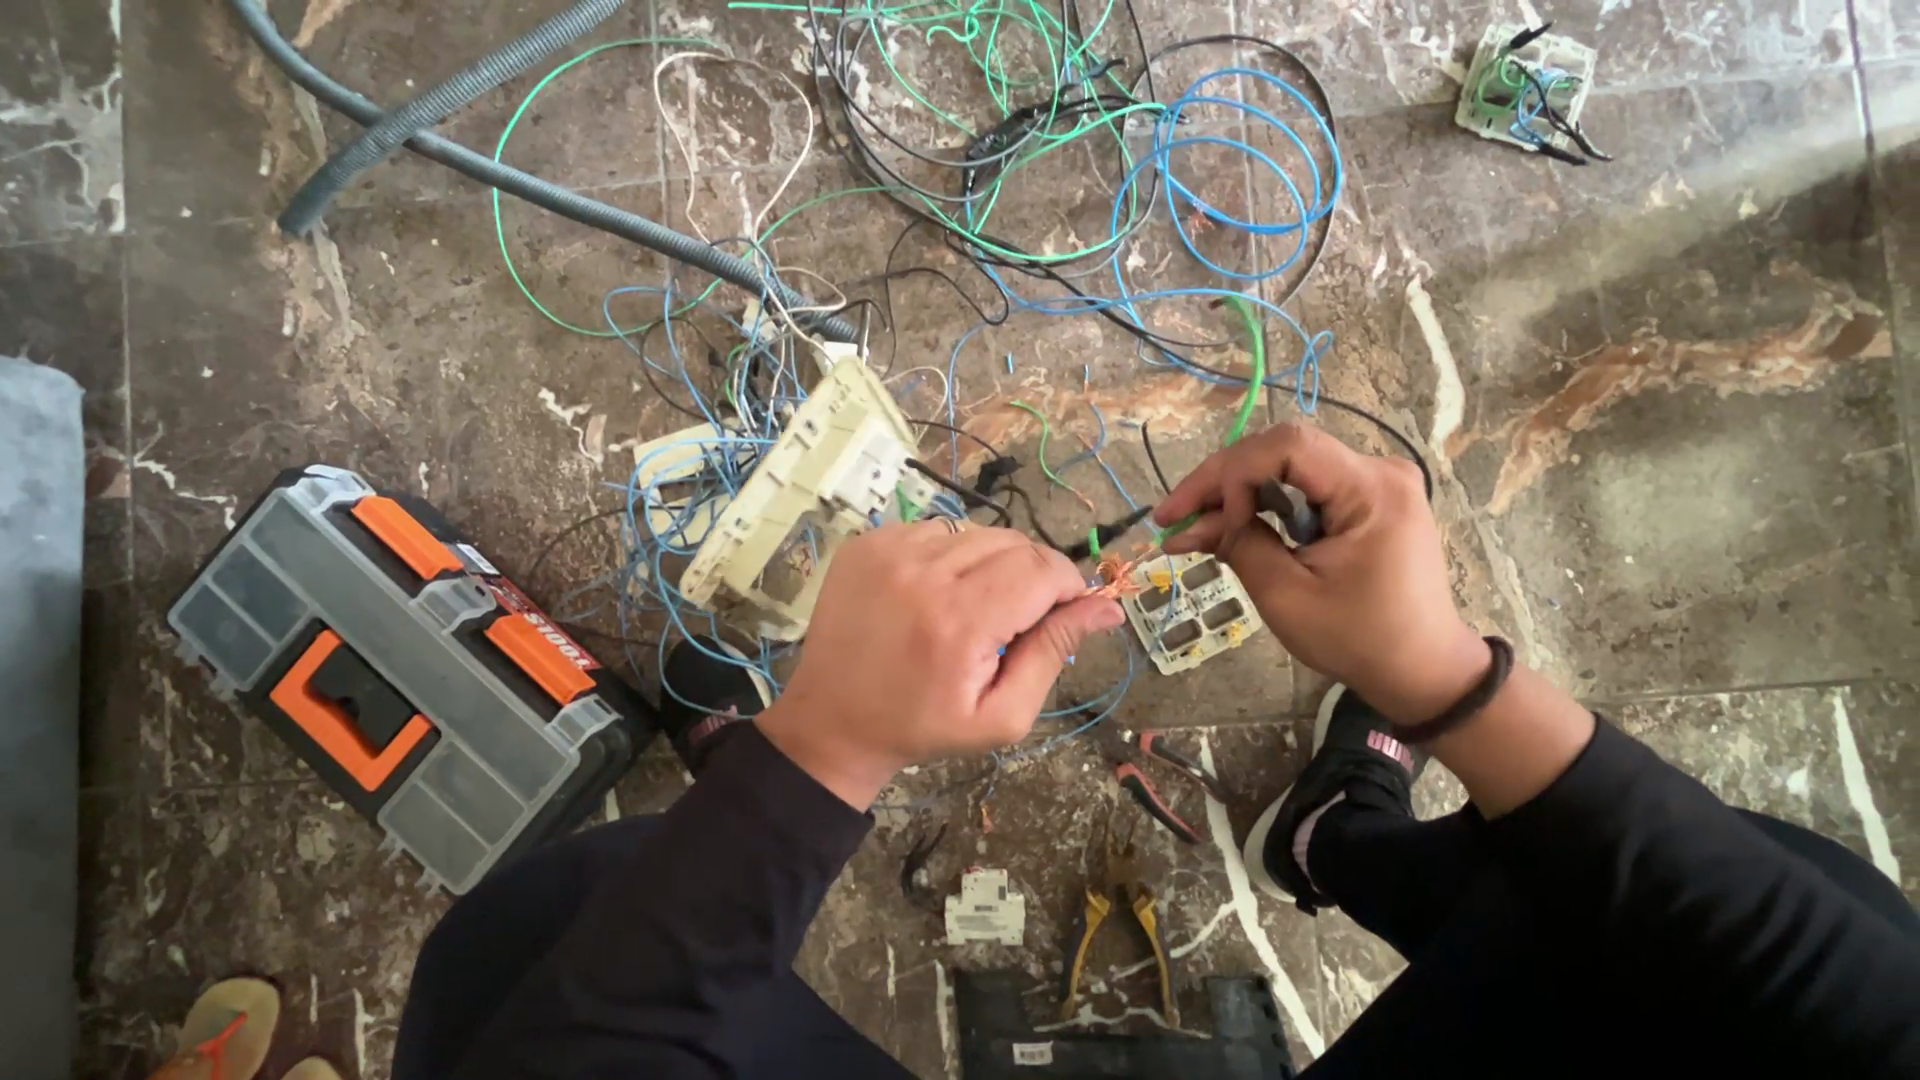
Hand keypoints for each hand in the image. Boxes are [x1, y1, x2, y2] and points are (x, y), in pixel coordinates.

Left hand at [758, 520, 1124, 808]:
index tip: (1061, 612)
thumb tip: (1106, 608)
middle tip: (1016, 618)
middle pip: (1013, 543)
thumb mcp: (1002, 714)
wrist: (832, 721)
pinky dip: (949, 556)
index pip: (1043, 568)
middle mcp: (923, 572)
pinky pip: (935, 530)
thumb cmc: (923, 727)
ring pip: (976, 532)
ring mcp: (889, 550)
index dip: (1067, 586)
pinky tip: (935, 592)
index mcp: (960, 621)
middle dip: (1031, 575)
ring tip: (972, 606)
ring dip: (989, 563)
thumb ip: (1054, 653)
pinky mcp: (867, 543)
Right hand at [1153, 423, 1490, 725]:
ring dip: (1235, 494)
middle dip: (1220, 483)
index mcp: (1371, 490)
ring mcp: (1374, 483)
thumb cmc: (1358, 638)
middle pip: (1281, 451)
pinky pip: (1301, 487)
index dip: (1232, 473)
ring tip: (1191, 528)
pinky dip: (1261, 505)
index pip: (1287, 446)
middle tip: (1171, 519)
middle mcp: (1378, 472)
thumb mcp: (1286, 596)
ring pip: (1285, 467)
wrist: (1421, 669)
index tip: (1198, 517)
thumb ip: (1239, 546)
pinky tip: (1228, 527)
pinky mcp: (1365, 500)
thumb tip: (1191, 523)